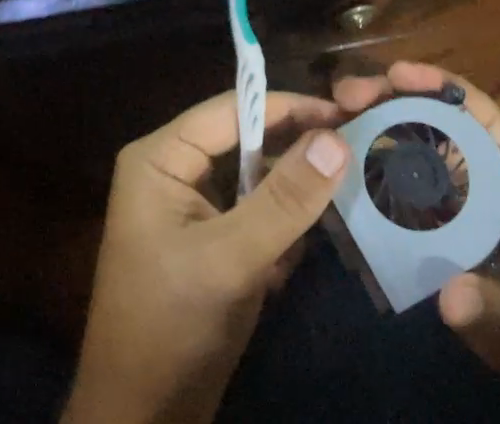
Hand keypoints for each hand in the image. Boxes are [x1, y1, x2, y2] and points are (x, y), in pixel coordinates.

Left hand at [62, 91, 349, 423]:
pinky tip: (292, 263)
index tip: (347, 113)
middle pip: (246, 143)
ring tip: (341, 203)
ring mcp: (191, 212)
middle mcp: (173, 174)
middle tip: (357, 154)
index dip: (288, 107)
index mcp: (160, 160)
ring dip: (292, 198)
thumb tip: (337, 137)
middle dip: (295, 155)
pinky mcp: (209, 246)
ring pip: (256, 182)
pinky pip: (255, 217)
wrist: (142, 417)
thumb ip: (285, 199)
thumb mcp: (231, 258)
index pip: (231, 110)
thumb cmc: (171, 326)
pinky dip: (281, 233)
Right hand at [334, 62, 499, 421]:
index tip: (396, 74)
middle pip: (440, 131)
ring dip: (376, 138)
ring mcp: (461, 216)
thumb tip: (447, 296)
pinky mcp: (439, 246)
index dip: (444, 90)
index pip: (486, 122)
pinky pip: (402, 207)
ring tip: (329, 125)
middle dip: (394, 105)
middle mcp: (490, 188)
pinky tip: (337, 180)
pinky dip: (372, 188)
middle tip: (345, 98)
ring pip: (415, 162)